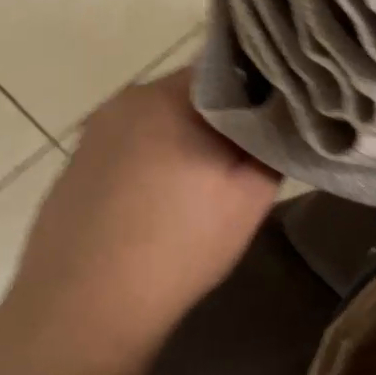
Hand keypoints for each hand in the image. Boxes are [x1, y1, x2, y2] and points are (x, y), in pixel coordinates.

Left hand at [0, 70, 279, 374]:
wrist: (81, 311)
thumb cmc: (180, 243)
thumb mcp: (254, 188)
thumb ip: (275, 136)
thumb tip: (290, 112)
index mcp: (168, 96)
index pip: (236, 63)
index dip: (273, 83)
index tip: (296, 111)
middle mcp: (125, 101)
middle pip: (202, 89)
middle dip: (238, 112)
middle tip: (270, 145)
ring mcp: (95, 134)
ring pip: (171, 117)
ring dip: (202, 135)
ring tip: (229, 174)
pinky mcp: (79, 166)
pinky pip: (142, 143)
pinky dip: (169, 156)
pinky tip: (182, 196)